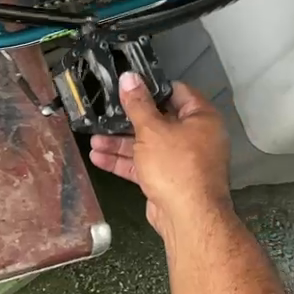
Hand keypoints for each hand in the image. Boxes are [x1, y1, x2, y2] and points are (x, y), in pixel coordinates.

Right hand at [88, 75, 233, 240]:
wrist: (188, 216)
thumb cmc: (176, 166)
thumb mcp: (152, 130)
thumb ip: (137, 104)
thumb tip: (129, 77)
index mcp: (200, 118)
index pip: (175, 93)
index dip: (150, 88)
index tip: (126, 87)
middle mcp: (194, 136)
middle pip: (157, 121)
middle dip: (126, 122)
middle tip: (102, 115)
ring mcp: (179, 160)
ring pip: (146, 145)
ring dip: (119, 143)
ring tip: (93, 140)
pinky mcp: (166, 179)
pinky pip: (143, 164)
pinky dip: (123, 161)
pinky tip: (98, 158)